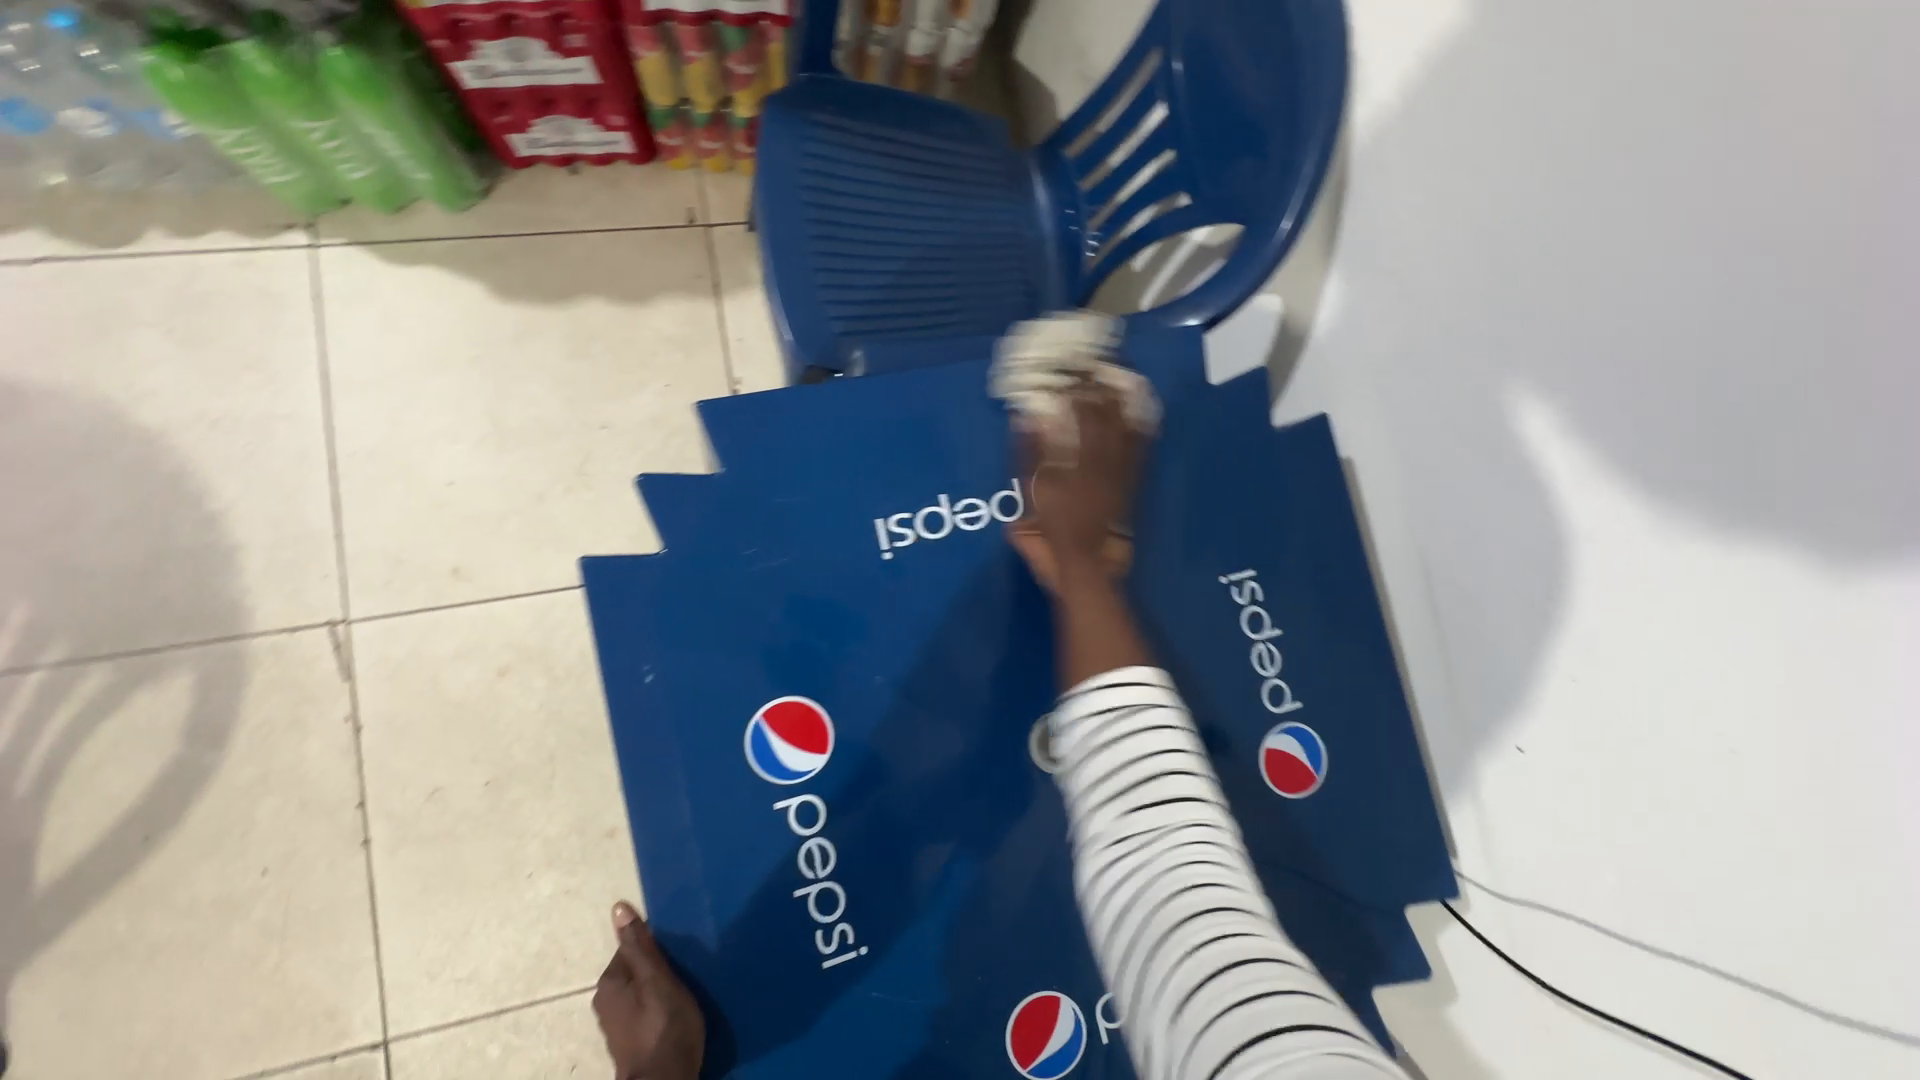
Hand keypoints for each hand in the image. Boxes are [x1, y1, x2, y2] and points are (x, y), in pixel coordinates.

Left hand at [593, 902, 704, 1079]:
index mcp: (610, 982)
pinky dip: (659, 1004)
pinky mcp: (631, 1039)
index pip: (633, 947)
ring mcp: (617, 1023)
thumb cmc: (664, 1027)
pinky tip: (676, 1009)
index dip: (657, 945)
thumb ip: (640, 946)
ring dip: (660, 985)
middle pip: (636, 968)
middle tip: (687, 967)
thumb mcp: (657, 980)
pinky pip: (645, 1008)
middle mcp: (605, 1001)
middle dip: (659, 965)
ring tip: (686, 986)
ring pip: (641, 989)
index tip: (680, 948)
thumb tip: (618, 908)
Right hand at [1007, 386, 1147, 593]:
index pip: (1078, 413)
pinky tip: (1143, 415)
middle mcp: (1103, 458)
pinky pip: (1140, 450)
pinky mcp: (1130, 484)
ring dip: (1123, 401)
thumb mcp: (1032, 493)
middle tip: (1096, 365)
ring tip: (1123, 377)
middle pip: (1104, 414)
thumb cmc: (1054, 531)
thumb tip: (1027, 417)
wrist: (1088, 562)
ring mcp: (1120, 470)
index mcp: (1076, 457)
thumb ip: (1029, 454)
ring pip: (1126, 427)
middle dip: (1100, 387)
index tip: (1069, 370)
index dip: (1075, 388)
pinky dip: (1142, 430)